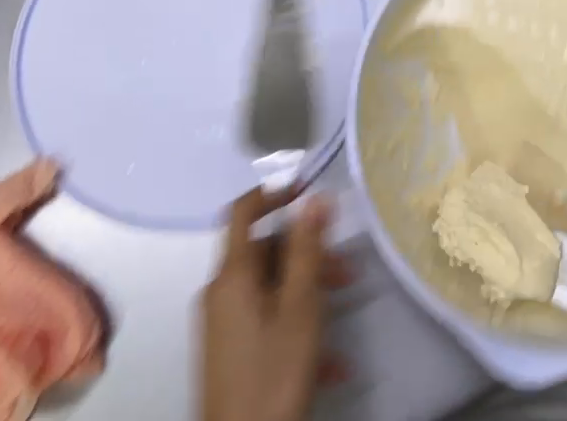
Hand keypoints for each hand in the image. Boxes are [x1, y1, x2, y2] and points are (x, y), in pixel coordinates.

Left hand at [198, 190, 353, 420]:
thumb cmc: (273, 373)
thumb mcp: (300, 307)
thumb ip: (307, 249)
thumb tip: (314, 198)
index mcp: (231, 275)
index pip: (242, 212)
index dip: (274, 194)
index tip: (310, 192)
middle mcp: (219, 293)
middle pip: (263, 253)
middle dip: (306, 254)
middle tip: (347, 272)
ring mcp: (221, 324)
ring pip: (269, 288)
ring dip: (308, 292)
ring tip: (344, 313)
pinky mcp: (228, 352)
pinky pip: (265, 321)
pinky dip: (296, 327)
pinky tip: (332, 364)